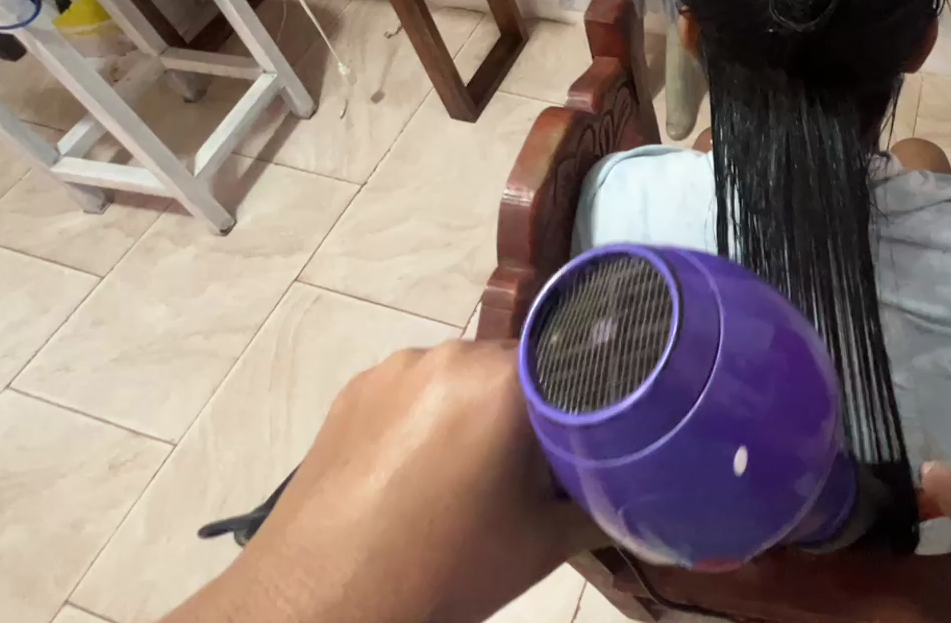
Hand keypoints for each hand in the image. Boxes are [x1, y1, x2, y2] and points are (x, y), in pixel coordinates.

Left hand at [165, 340, 600, 622]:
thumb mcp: (541, 545)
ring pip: (461, 374)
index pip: (566, 362)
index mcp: (504, 380)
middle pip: (512, 366)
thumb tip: (637, 489)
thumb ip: (601, 505)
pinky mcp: (356, 387)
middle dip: (523, 406)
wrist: (313, 606)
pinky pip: (413, 385)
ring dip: (472, 407)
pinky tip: (411, 467)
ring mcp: (397, 366)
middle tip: (521, 465)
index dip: (576, 399)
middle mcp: (453, 353)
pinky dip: (424, 413)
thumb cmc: (441, 570)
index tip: (576, 439)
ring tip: (458, 470)